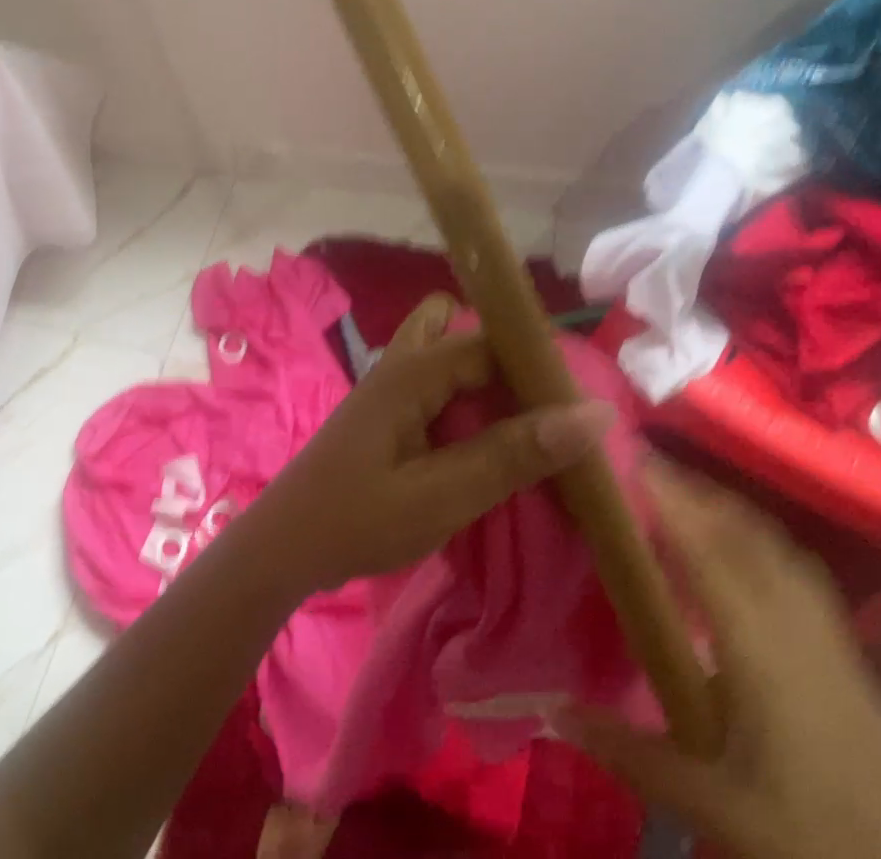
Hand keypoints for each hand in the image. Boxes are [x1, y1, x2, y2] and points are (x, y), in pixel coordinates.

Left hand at [245, 294, 613, 595]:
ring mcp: (389, 393)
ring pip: (448, 361)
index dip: (539, 367)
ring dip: (488, 387)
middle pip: (462, 332)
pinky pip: (438, 394)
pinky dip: (469, 409)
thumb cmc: (357, 521)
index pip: (492, 341)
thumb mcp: (442, 496)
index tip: (582, 407)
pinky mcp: (387, 421)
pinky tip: (490, 450)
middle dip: (509, 363)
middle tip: (548, 415)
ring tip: (527, 433)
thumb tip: (595, 414)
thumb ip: (512, 454)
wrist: (285, 548)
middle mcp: (398, 369)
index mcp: (410, 374)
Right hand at [557, 462, 880, 858]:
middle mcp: (801, 632)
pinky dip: (760, 548)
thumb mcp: (716, 804)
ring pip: (782, 556)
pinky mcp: (847, 662)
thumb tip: (549, 709)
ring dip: (734, 517)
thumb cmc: (819, 830)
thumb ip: (632, 754)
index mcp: (765, 654)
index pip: (714, 560)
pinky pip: (797, 579)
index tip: (636, 460)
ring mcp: (832, 643)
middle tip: (648, 466)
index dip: (676, 505)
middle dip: (704, 495)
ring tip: (687, 499)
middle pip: (755, 542)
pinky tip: (741, 564)